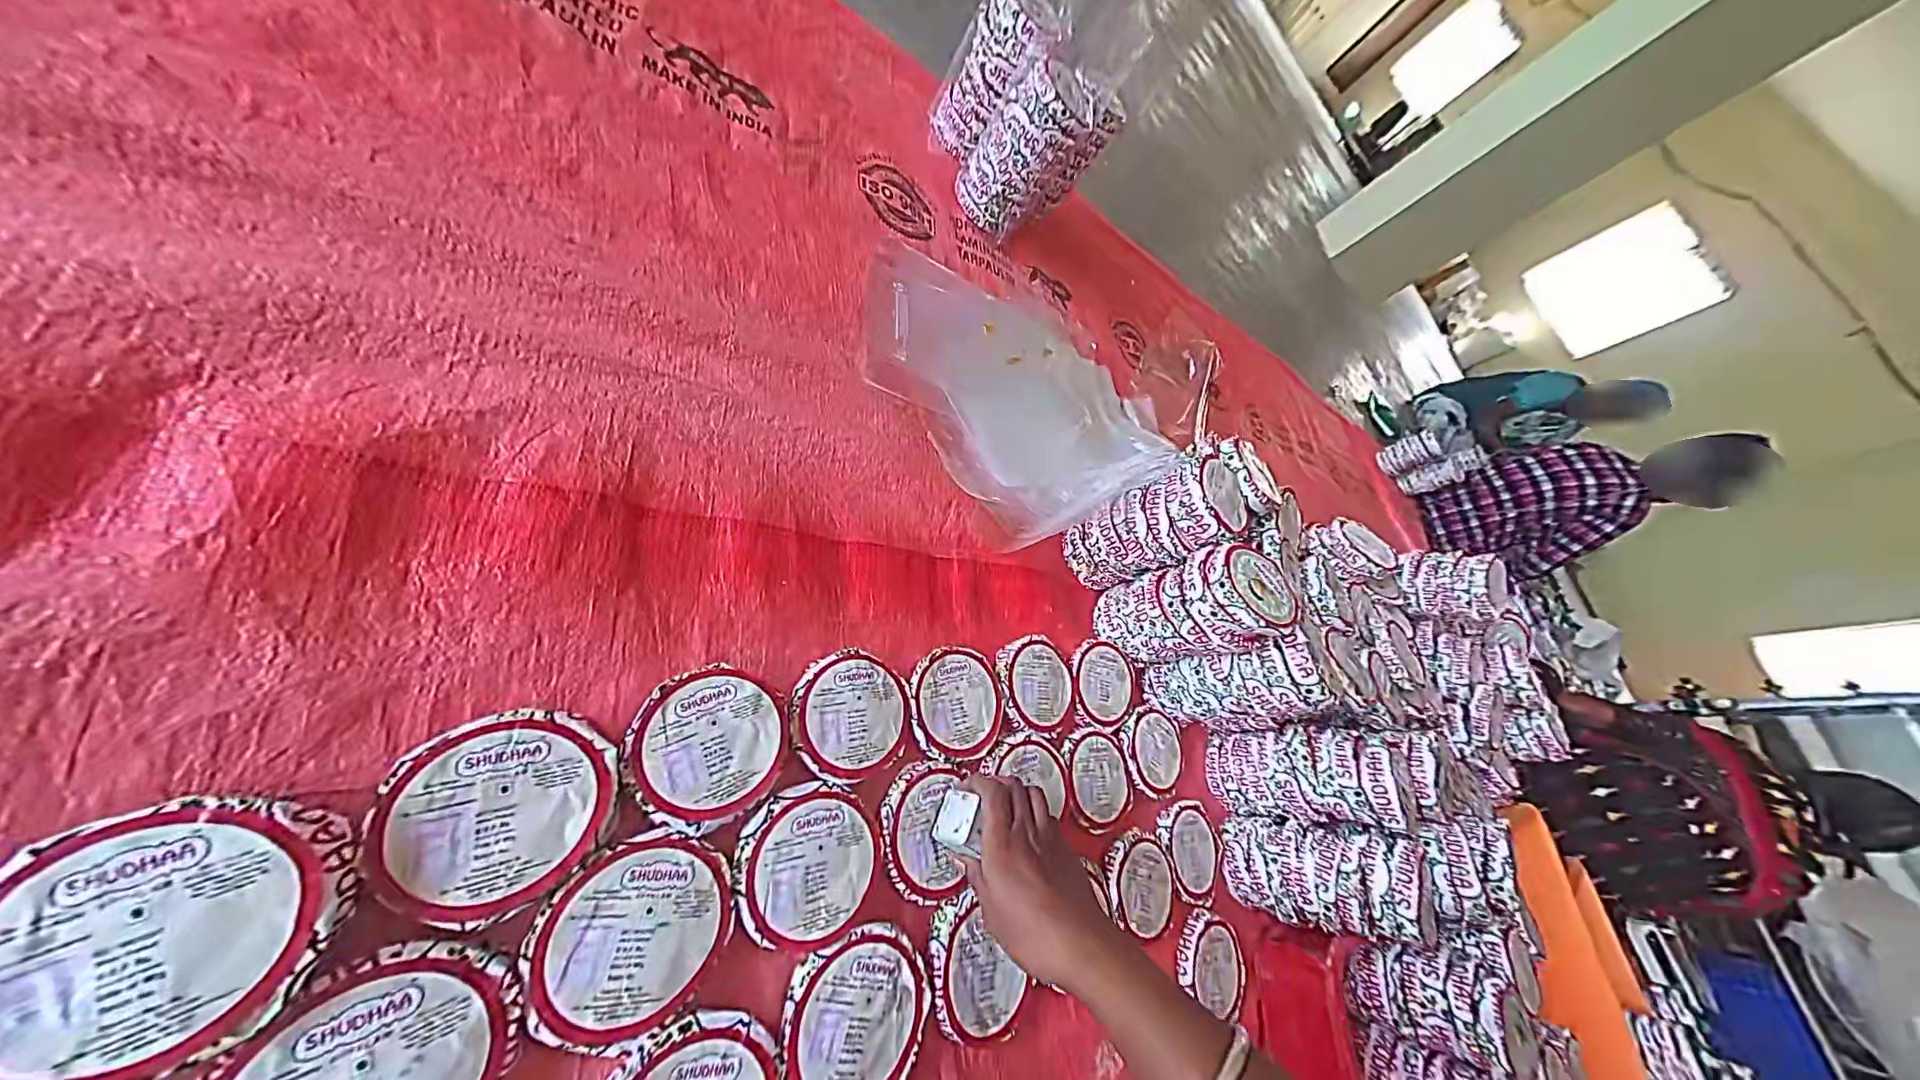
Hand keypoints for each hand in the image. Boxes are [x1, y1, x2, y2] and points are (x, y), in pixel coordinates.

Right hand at [953, 775, 1123, 991]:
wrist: (1081, 944)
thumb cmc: (1035, 934)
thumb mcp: (991, 910)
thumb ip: (977, 877)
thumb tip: (966, 860)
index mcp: (1002, 845)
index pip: (991, 792)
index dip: (977, 781)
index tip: (967, 786)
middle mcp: (1027, 833)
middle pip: (1013, 785)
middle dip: (995, 782)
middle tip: (982, 795)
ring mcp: (1049, 837)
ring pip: (1033, 793)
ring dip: (1017, 792)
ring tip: (1005, 807)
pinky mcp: (1066, 847)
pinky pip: (1048, 814)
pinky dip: (1035, 811)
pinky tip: (1029, 830)